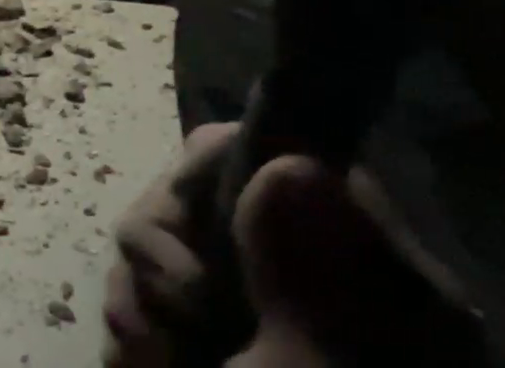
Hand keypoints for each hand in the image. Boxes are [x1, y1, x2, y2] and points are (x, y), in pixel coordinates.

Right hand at [102, 123, 486, 366]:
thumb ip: (310, 276)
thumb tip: (289, 160)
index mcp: (376, 281)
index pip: (281, 158)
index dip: (213, 171)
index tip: (186, 228)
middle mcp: (314, 281)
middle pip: (195, 197)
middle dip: (153, 250)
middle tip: (172, 315)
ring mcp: (252, 307)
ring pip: (151, 247)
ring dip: (132, 299)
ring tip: (153, 361)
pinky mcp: (203, 334)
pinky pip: (137, 295)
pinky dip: (128, 329)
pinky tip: (143, 365)